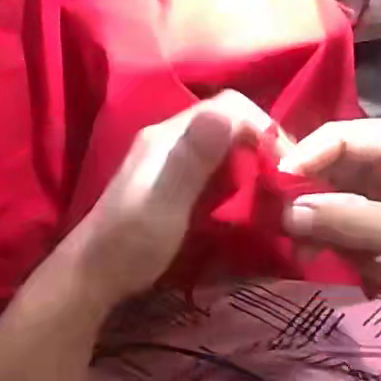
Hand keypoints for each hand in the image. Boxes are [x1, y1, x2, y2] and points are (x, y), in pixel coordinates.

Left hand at [56, 93, 276, 305]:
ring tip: (272, 188)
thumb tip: (226, 110)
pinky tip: (244, 197)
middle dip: (260, 142)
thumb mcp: (165, 202)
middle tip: (286, 179)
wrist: (92, 275)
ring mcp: (167, 158)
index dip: (262, 125)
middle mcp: (168, 138)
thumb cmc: (129, 243)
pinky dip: (235, 173)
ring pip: (221, 142)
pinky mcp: (169, 179)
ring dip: (250, 158)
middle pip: (226, 121)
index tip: (288, 162)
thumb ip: (192, 158)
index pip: (228, 105)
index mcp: (167, 136)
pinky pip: (212, 162)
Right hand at [278, 105, 380, 315]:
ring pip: (344, 206)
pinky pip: (359, 230)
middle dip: (322, 210)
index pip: (345, 137)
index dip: (306, 157)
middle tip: (301, 241)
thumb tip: (284, 213)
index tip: (275, 187)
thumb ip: (349, 220)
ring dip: (343, 239)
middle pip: (338, 173)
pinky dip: (360, 254)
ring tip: (364, 270)